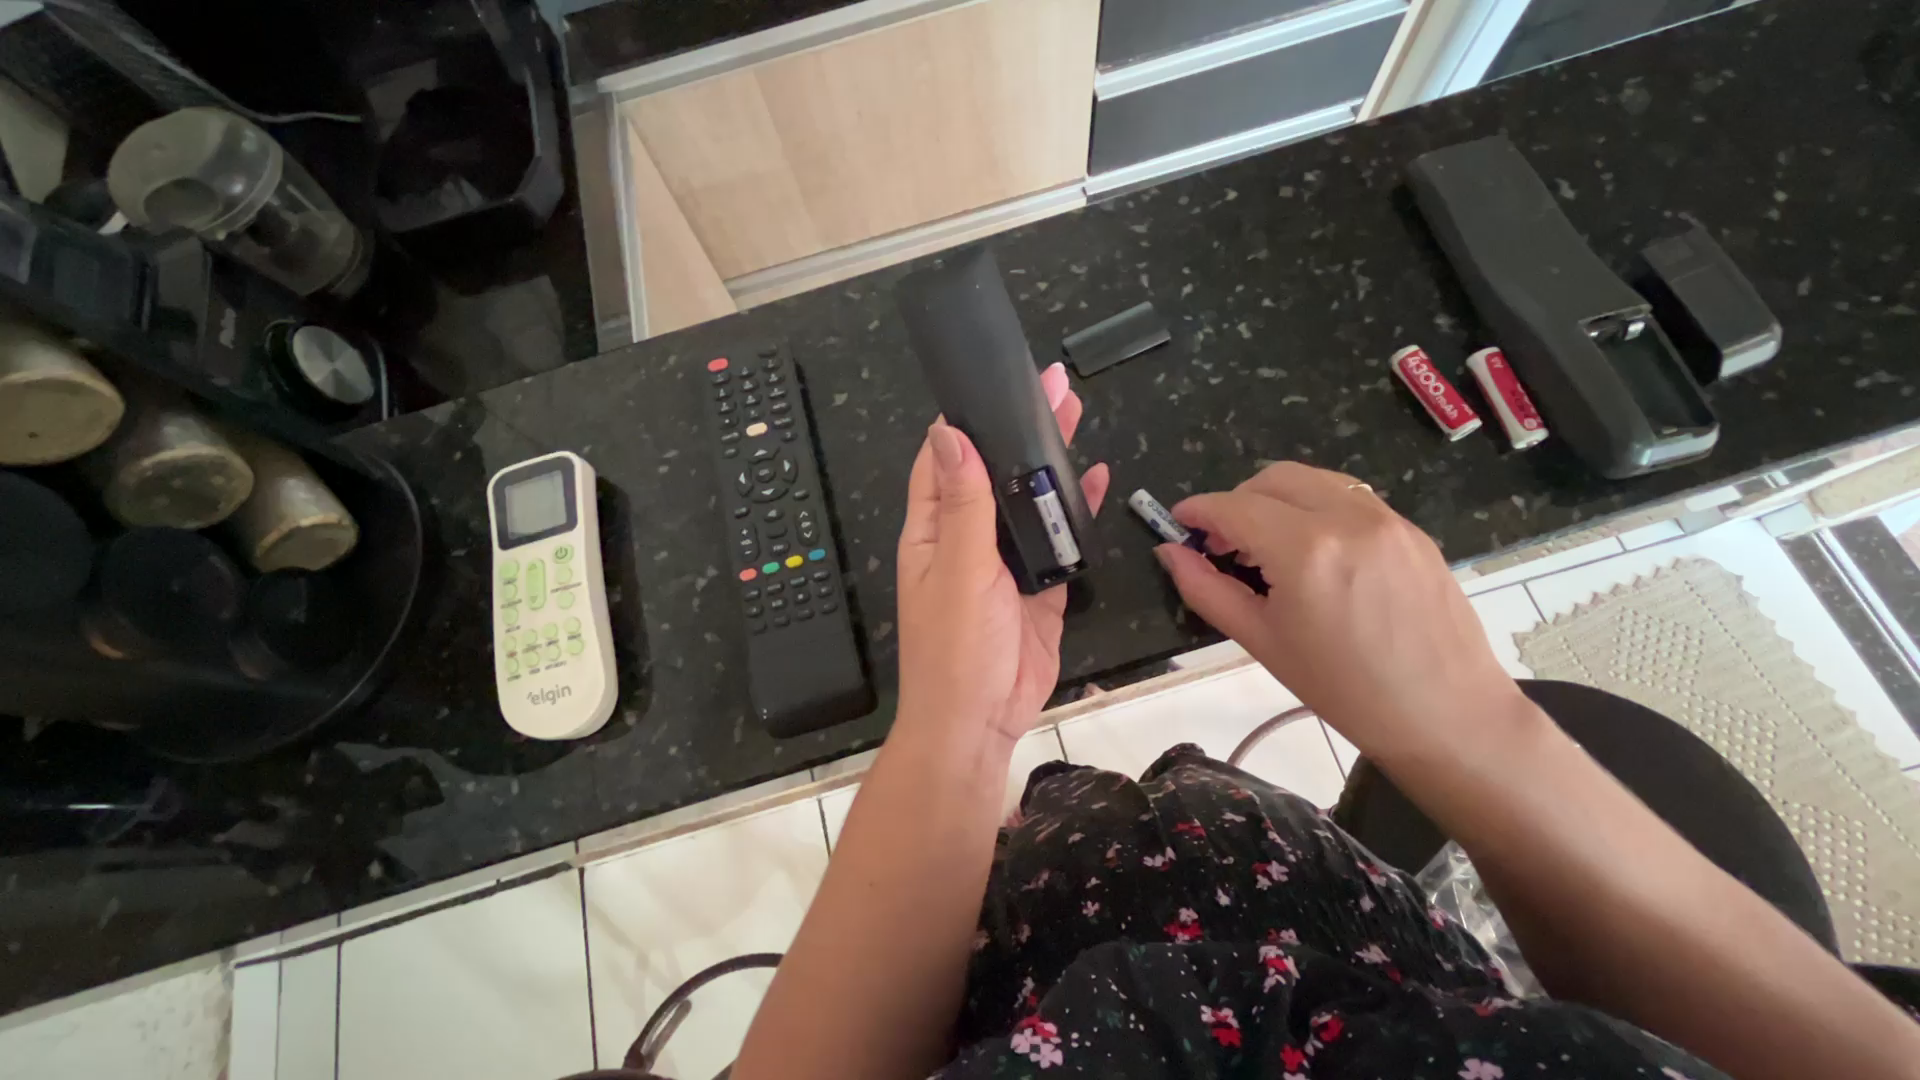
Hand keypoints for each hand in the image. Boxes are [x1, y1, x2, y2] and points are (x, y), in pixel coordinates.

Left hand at [895, 364, 1109, 749]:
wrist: (981, 721)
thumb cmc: (957, 648)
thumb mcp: (959, 570)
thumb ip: (962, 504)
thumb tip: (949, 433)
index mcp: (933, 530)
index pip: (945, 461)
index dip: (966, 422)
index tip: (991, 382)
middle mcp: (967, 540)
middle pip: (994, 474)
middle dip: (1017, 431)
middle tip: (1052, 387)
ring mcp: (1004, 564)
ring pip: (1029, 503)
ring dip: (1049, 464)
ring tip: (1075, 416)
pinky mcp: (1038, 588)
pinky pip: (1058, 541)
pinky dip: (1075, 510)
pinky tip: (1095, 478)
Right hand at [1154, 462, 1522, 758]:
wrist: (1446, 714)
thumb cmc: (1343, 689)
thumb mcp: (1262, 641)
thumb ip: (1207, 590)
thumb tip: (1170, 553)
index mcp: (1306, 550)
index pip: (1235, 507)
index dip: (1199, 511)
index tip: (1179, 523)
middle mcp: (1347, 518)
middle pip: (1272, 478)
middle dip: (1236, 500)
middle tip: (1222, 542)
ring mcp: (1387, 519)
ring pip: (1313, 480)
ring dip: (1276, 498)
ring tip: (1266, 545)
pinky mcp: (1412, 529)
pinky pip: (1350, 498)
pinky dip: (1316, 508)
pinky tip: (1313, 553)